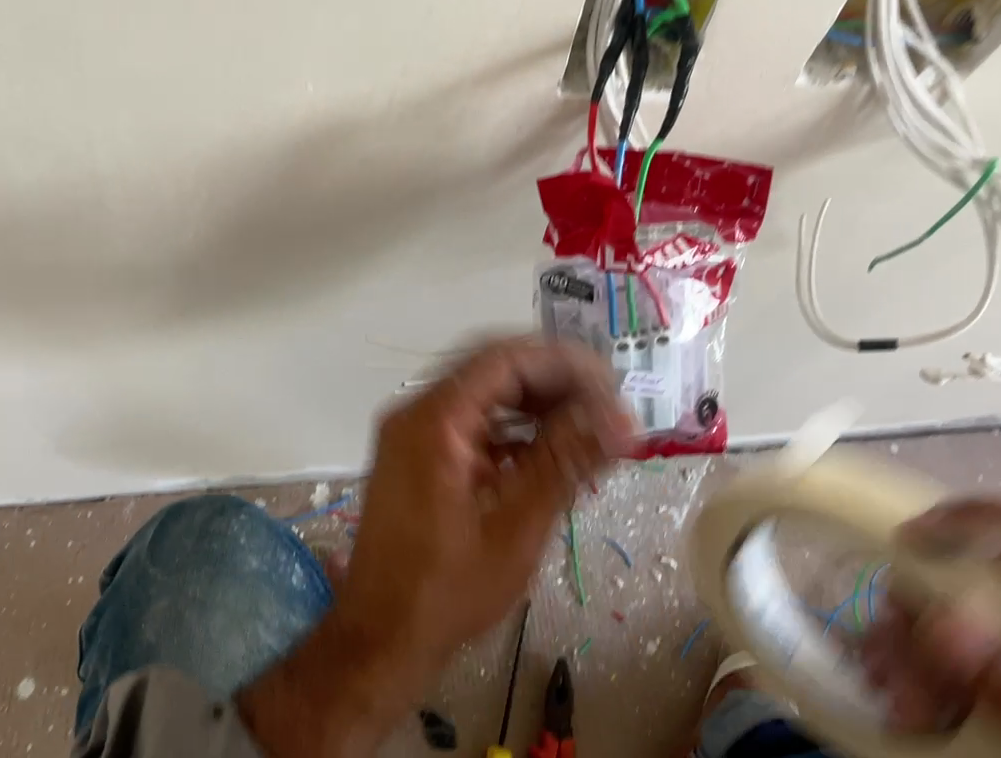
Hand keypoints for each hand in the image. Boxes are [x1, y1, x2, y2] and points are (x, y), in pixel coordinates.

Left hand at [239, 338, 627, 756]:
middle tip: (607, 410)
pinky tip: (550, 457)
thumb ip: (565, 461)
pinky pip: (470, 426)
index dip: (563, 363)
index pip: (505, 360)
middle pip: (494, 373)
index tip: (610, 383)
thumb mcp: (516, 526)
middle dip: (555, 386)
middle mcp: (416, 412)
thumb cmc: (447, 590)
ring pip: (484, 398)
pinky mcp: (416, 457)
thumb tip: (621, 418)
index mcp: (434, 419)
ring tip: (589, 433)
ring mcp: (412, 434)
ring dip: (536, 410)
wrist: (379, 640)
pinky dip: (511, 434)